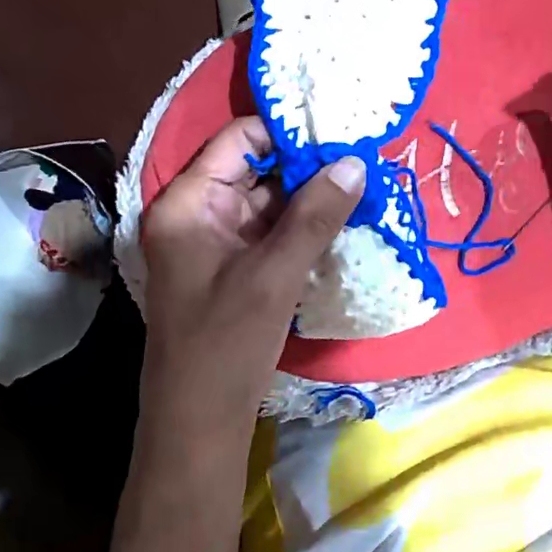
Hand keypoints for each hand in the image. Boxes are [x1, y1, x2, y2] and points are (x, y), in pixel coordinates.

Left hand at [140, 117, 363, 405]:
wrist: (199, 422)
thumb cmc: (225, 344)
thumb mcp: (273, 275)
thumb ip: (314, 216)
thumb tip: (356, 163)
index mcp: (188, 203)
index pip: (239, 140)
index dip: (288, 131)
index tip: (341, 130)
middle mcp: (198, 212)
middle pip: (256, 167)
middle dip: (307, 163)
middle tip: (363, 155)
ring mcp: (216, 240)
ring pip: (268, 200)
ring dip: (310, 194)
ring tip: (363, 181)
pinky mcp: (234, 265)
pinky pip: (271, 230)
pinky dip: (302, 223)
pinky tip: (342, 217)